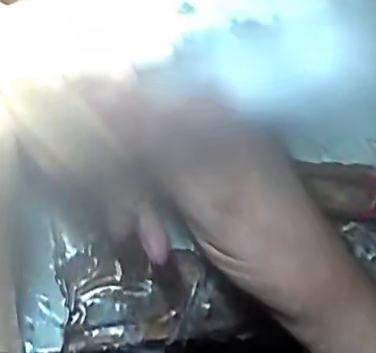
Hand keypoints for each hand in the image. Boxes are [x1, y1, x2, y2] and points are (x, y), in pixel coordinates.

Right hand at [93, 89, 375, 352]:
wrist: (310, 292)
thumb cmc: (263, 230)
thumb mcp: (203, 184)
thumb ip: (149, 134)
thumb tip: (98, 86)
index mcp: (209, 103)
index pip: (141, 83)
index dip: (101, 100)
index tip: (65, 117)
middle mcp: (201, 115)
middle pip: (135, 123)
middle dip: (117, 169)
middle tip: (109, 207)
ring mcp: (199, 148)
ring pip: (140, 157)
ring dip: (131, 200)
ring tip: (138, 240)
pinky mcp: (196, 178)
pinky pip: (155, 182)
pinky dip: (148, 213)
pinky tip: (156, 246)